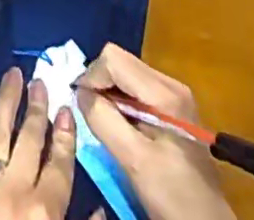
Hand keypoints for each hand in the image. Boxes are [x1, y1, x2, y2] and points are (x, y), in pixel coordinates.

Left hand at [0, 67, 96, 219]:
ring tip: (12, 77)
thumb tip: (102, 212)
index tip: (66, 108)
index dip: (64, 136)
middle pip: (28, 141)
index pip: (59, 165)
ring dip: (6, 104)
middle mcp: (14, 192)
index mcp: (44, 212)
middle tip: (40, 81)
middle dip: (36, 109)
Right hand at [77, 45, 235, 219]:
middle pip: (119, 63)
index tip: (83, 106)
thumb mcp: (134, 160)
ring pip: (125, 74)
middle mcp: (170, 84)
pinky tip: (120, 127)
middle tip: (91, 115)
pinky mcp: (171, 108)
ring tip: (104, 123)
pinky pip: (134, 89)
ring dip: (108, 94)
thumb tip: (80, 93)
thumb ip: (104, 120)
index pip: (113, 59)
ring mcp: (173, 95)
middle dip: (99, 84)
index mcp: (165, 93)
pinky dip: (119, 102)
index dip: (92, 77)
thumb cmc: (173, 195)